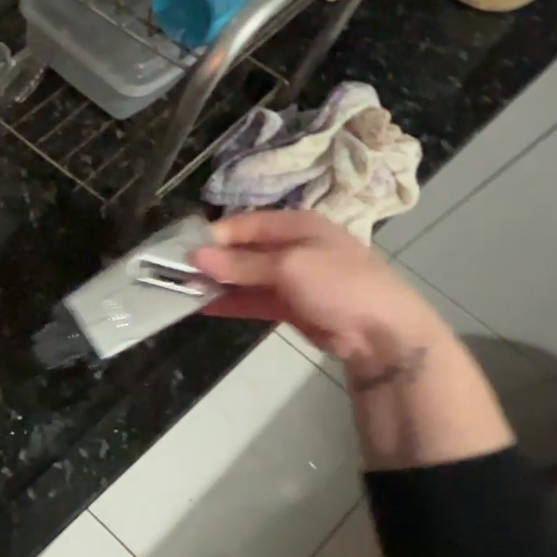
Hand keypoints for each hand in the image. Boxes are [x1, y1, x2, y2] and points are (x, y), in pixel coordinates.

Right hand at [192, 211, 448, 376]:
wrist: (380, 331)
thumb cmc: (339, 284)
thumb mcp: (289, 267)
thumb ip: (240, 264)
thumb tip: (195, 257)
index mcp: (298, 226)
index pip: (245, 224)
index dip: (213, 236)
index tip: (181, 250)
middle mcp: (292, 247)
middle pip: (242, 251)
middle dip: (211, 261)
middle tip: (176, 273)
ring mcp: (290, 278)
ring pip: (244, 277)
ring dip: (217, 283)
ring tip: (182, 291)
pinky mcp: (288, 305)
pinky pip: (251, 300)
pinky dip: (229, 302)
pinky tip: (202, 307)